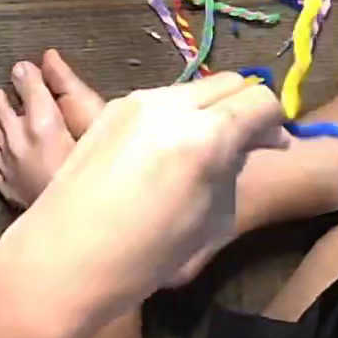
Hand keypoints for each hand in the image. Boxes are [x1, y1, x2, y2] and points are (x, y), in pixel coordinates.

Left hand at [0, 74, 284, 331]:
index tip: (270, 146)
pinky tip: (164, 150)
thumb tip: (244, 140)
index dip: (273, 123)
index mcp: (205, 136)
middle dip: (245, 107)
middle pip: (231, 81)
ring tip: (199, 148)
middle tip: (242, 143)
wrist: (64, 256)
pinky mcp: (115, 104)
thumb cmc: (145, 256)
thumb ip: (233, 166)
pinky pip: (164, 98)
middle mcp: (173, 105)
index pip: (260, 99)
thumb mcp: (213, 218)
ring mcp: (140, 99)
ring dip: (210, 109)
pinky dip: (179, 114)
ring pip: (196, 86)